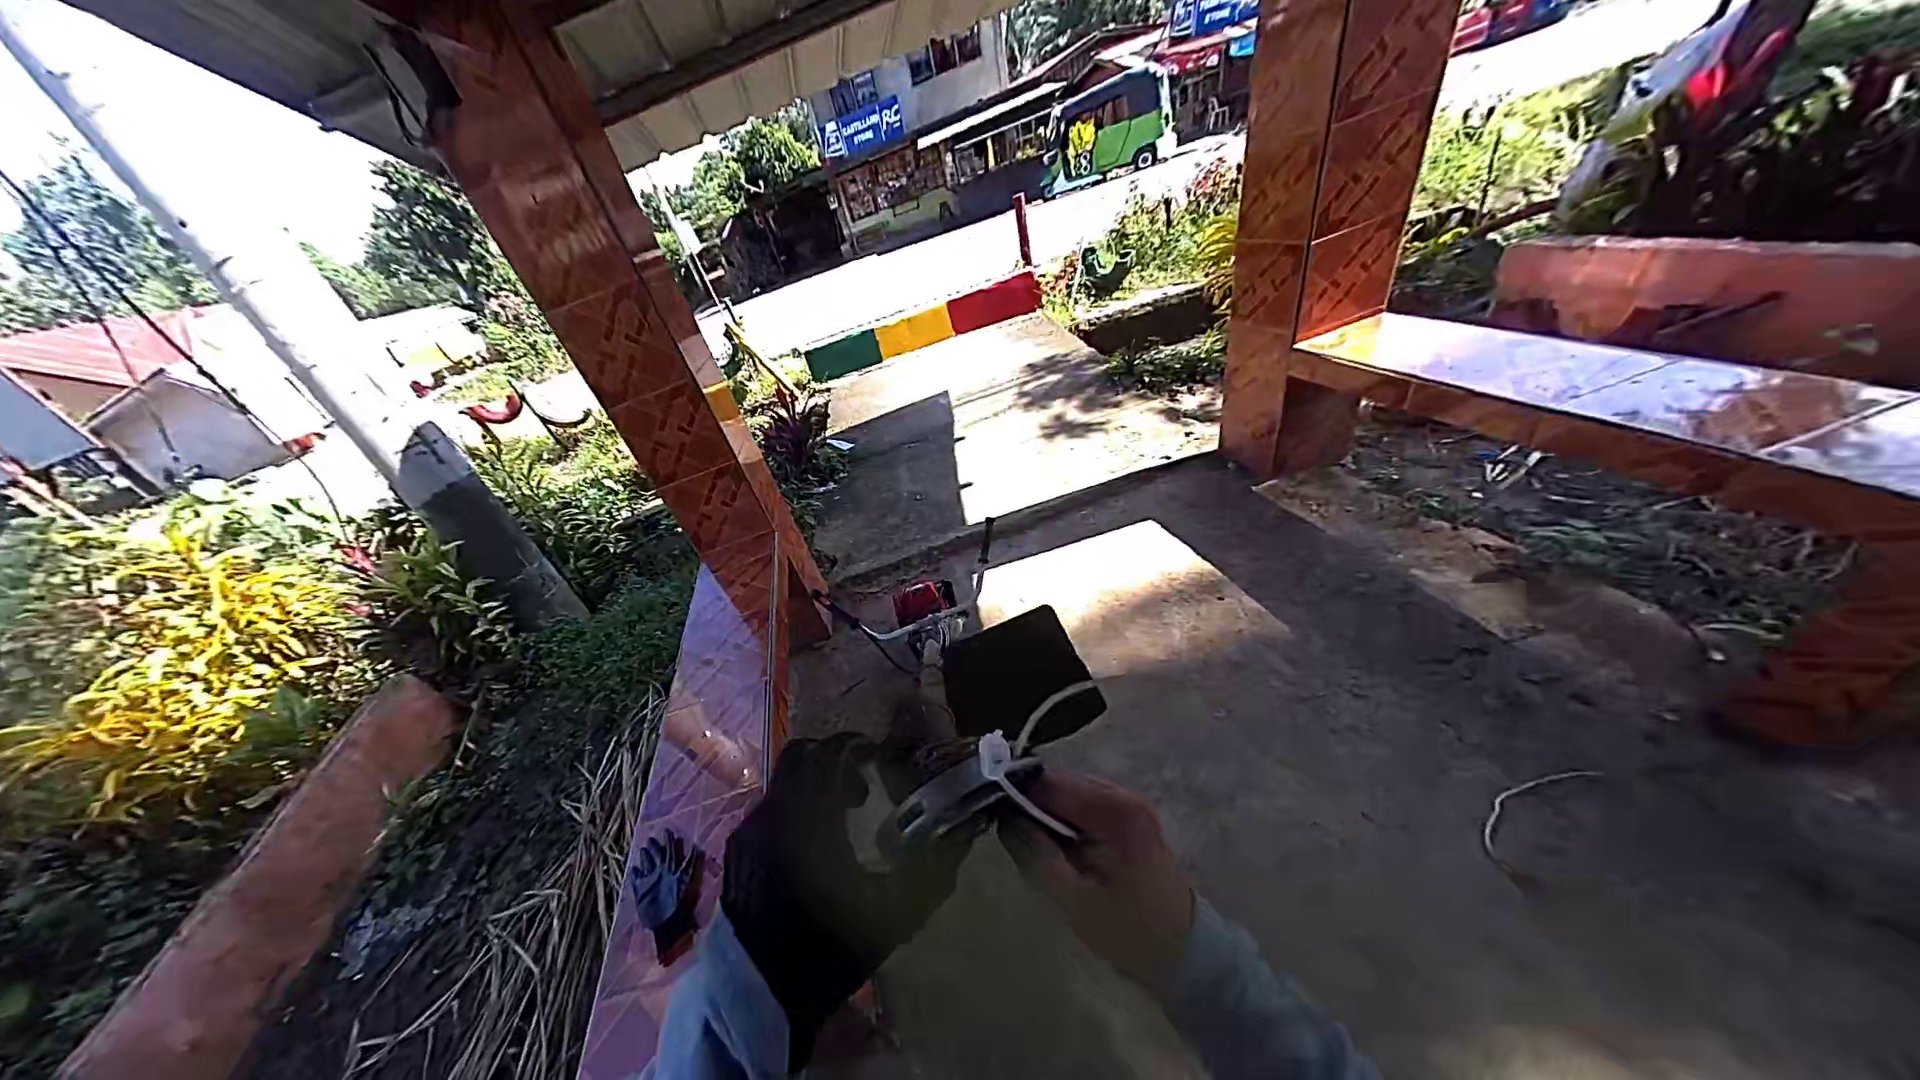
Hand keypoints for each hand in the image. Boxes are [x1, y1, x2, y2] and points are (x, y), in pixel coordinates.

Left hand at [722, 733, 966, 1066]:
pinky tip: (810, 848)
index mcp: (812, 818)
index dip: (854, 744)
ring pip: (783, 781)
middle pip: (800, 755)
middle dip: (832, 759)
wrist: (757, 997)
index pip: (829, 752)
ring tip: (838, 821)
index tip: (876, 756)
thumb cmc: (828, 949)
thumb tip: (965, 831)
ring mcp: (749, 831)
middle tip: (860, 790)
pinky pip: (769, 808)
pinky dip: (793, 807)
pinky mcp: (736, 850)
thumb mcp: (893, 913)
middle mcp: (775, 812)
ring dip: (812, 785)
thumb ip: (934, 868)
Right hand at [999, 771, 1194, 992]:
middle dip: (1033, 807)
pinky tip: (1060, 848)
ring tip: (1034, 846)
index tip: (993, 815)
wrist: (1186, 953)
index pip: (1051, 784)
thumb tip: (1005, 818)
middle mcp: (1124, 795)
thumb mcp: (1076, 902)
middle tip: (1014, 838)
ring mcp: (1129, 803)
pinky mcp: (1129, 816)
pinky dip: (1065, 820)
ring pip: (1070, 794)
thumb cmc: (1132, 933)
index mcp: (1115, 811)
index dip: (1018, 795)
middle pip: (1061, 784)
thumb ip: (1037, 856)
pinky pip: (1084, 805)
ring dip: (1048, 815)